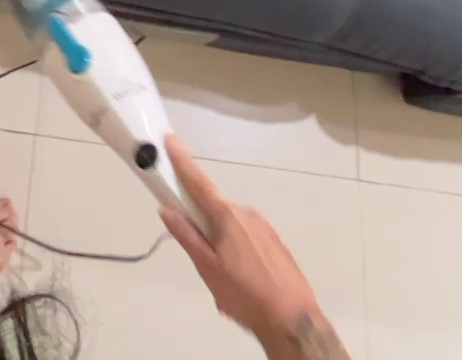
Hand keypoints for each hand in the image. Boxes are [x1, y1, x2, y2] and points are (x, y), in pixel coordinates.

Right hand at [161, 136, 345, 358]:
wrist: (294, 322)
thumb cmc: (245, 294)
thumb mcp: (207, 268)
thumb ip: (187, 236)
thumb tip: (167, 209)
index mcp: (227, 216)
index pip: (198, 182)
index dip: (181, 161)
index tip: (170, 139)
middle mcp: (246, 213)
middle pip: (214, 209)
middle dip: (203, 227)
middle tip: (203, 260)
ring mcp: (264, 227)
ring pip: (231, 228)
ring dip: (222, 244)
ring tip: (226, 281)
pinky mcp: (276, 244)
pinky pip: (248, 239)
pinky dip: (239, 253)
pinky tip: (244, 281)